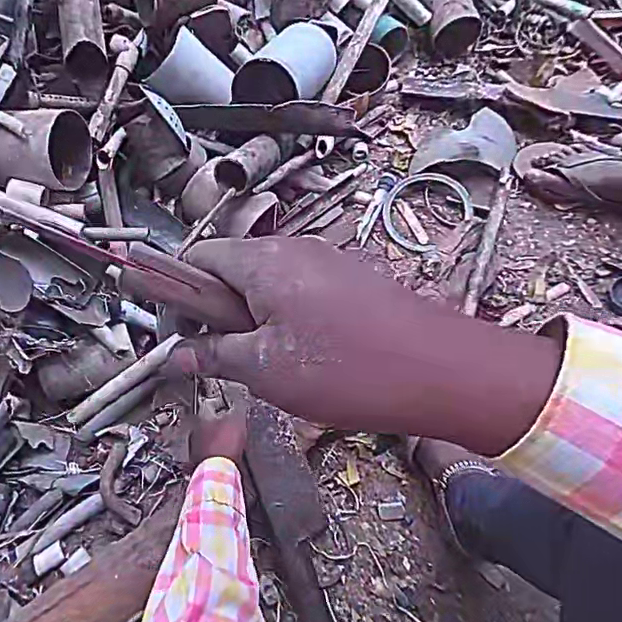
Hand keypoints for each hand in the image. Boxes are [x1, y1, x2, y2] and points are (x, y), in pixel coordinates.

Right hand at [168, 237, 562, 456]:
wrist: (448, 373)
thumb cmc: (352, 367)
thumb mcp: (264, 369)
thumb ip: (211, 355)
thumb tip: (173, 355)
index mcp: (262, 260)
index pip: (196, 257)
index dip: (176, 291)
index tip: (176, 327)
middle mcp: (292, 248)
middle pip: (228, 266)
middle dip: (214, 307)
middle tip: (219, 352)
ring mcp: (324, 260)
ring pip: (262, 280)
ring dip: (247, 314)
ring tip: (260, 359)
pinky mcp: (348, 278)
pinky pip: (295, 288)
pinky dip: (280, 314)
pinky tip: (297, 353)